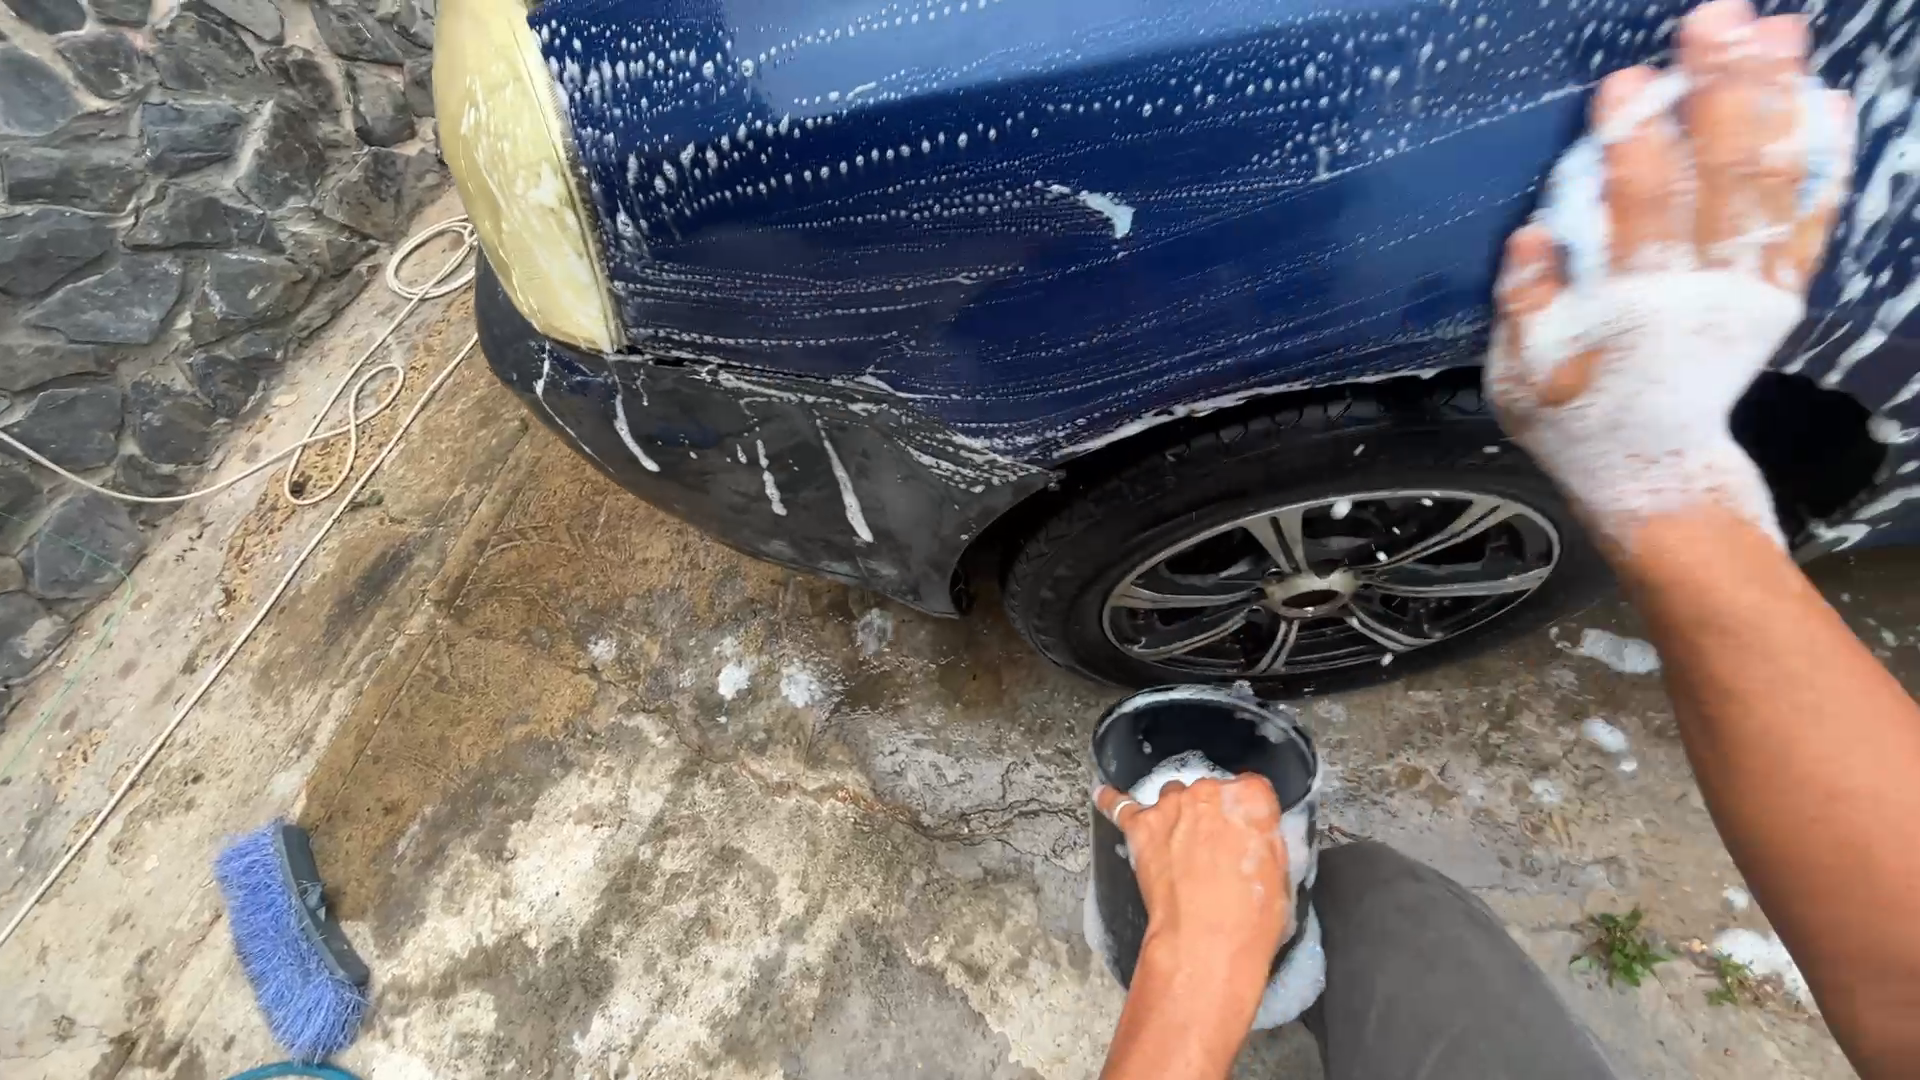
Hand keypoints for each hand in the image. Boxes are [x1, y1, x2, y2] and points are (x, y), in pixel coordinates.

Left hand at [1096, 774, 1290, 978]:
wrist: (1206, 942)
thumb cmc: (1252, 916)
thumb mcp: (1281, 872)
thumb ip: (1264, 836)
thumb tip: (1254, 830)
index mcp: (1250, 797)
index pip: (1252, 789)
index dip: (1248, 812)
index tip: (1246, 831)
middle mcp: (1207, 791)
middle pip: (1209, 791)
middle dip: (1212, 814)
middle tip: (1216, 849)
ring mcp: (1170, 805)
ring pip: (1173, 796)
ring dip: (1176, 813)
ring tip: (1179, 845)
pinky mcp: (1140, 825)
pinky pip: (1121, 805)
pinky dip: (1113, 801)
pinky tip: (1104, 795)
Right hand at [1485, 0, 1851, 550]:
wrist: (1646, 465)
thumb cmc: (1567, 418)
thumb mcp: (1517, 377)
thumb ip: (1523, 309)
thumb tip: (1531, 237)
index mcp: (1625, 306)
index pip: (1635, 211)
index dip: (1631, 144)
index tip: (1626, 82)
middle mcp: (1696, 288)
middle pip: (1715, 178)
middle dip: (1716, 95)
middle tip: (1714, 20)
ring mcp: (1748, 287)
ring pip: (1768, 185)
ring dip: (1774, 105)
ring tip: (1775, 32)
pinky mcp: (1777, 292)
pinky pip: (1810, 220)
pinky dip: (1824, 161)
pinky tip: (1827, 103)